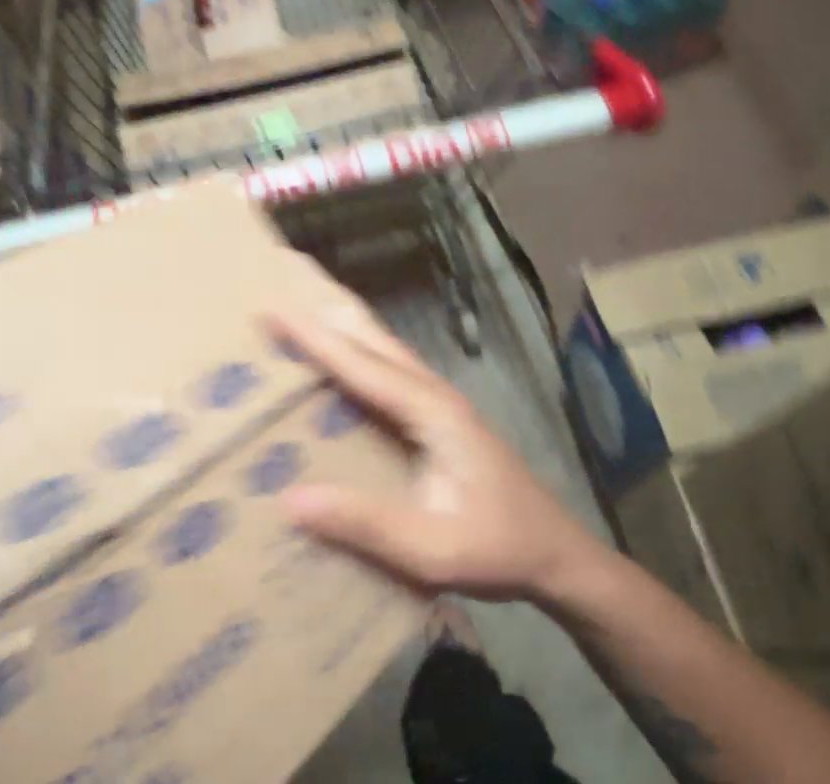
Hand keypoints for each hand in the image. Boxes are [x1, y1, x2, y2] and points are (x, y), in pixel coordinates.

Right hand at [268, 308, 611, 603]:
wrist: (555, 555)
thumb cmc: (499, 548)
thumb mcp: (434, 549)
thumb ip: (368, 525)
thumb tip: (290, 499)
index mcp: (435, 413)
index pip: (365, 366)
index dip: (316, 337)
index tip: (273, 306)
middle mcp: (435, 395)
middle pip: (374, 338)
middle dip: (328, 305)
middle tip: (282, 273)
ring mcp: (438, 404)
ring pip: (382, 349)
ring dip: (340, 323)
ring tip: (298, 299)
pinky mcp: (435, 419)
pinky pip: (385, 372)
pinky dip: (354, 352)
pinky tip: (334, 358)